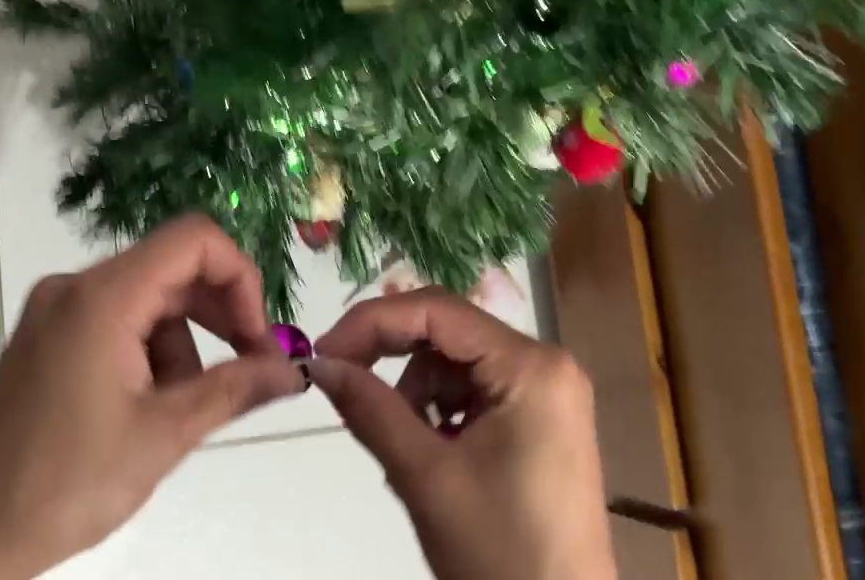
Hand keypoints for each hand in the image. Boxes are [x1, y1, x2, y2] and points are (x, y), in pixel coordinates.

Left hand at [0, 215, 305, 579]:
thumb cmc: (65, 484)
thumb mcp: (163, 436)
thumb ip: (235, 389)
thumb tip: (294, 368)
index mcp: (102, 295)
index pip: (193, 240)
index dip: (240, 277)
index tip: (258, 339)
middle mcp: (75, 286)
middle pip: (170, 268)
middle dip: (218, 314)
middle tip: (249, 371)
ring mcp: (54, 310)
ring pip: (146, 299)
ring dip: (182, 343)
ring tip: (182, 411)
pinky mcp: (44, 337)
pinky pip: (115, 321)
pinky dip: (147, 351)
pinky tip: (146, 408)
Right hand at [309, 288, 616, 579]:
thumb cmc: (499, 554)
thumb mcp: (425, 476)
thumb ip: (369, 408)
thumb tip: (318, 364)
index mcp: (531, 367)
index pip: (436, 310)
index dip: (372, 321)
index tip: (324, 353)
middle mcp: (545, 363)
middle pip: (446, 330)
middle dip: (390, 353)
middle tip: (340, 380)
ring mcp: (546, 391)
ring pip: (454, 360)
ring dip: (413, 389)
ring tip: (399, 444)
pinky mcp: (539, 418)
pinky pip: (472, 389)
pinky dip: (437, 409)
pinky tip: (427, 451)